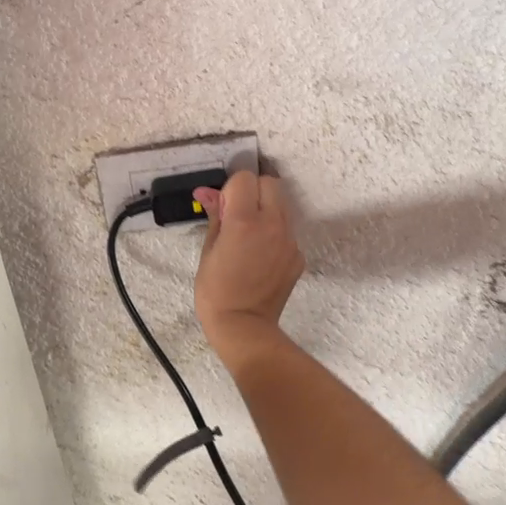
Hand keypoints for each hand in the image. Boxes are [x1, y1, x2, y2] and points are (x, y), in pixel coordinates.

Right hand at [191, 171, 304, 373]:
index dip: (230, 188)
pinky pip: (286, 232)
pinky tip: (258, 256)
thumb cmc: (215, 291)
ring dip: (264, 210)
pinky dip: (272, 234)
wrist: (244, 326)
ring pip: (281, 206)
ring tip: (246, 237)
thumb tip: (208, 193)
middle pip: (270, 184)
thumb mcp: (208, 251)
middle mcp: (273, 225)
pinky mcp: (297, 256)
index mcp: (245, 221)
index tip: (222, 206)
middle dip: (252, 191)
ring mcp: (290, 241)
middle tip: (236, 214)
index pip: (245, 178)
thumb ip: (215, 217)